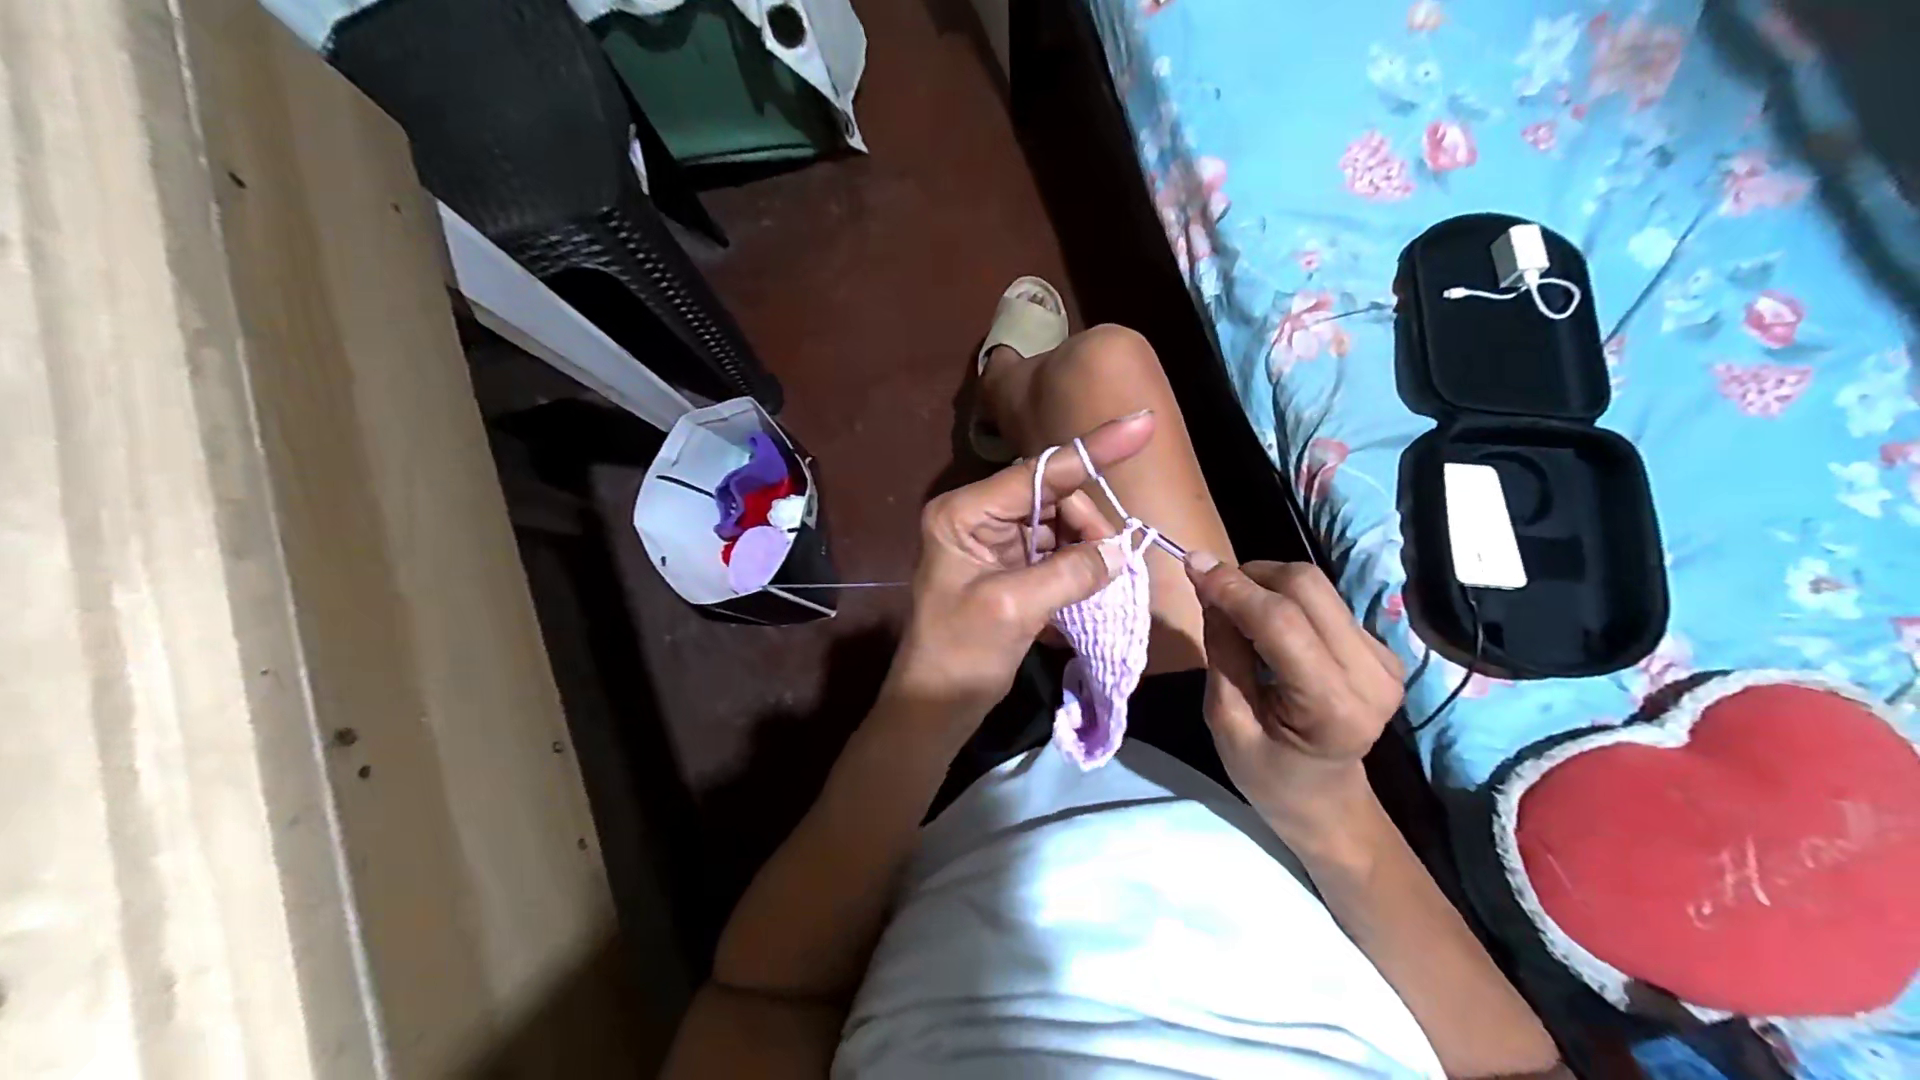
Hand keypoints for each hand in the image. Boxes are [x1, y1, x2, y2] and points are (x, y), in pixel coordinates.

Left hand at [883, 412, 1154, 719]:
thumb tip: (1119, 550)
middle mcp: (979, 517)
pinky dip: (1079, 565)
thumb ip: (1069, 571)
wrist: (935, 704)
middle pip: (1054, 497)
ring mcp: (995, 543)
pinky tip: (1091, 587)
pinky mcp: (1009, 568)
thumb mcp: (1013, 607)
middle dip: (1089, 524)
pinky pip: (1057, 552)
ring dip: (1087, 548)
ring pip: (1060, 525)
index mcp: (964, 513)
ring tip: (1101, 581)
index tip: (1142, 423)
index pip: (1038, 471)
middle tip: (1114, 562)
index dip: (1092, 450)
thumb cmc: (959, 654)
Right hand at [1184, 558, 1403, 840]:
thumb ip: (1222, 648)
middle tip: (1213, 589)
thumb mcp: (1225, 719)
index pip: (1281, 622)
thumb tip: (1207, 582)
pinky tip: (1266, 623)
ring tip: (1237, 608)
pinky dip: (1284, 598)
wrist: (1325, 798)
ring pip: (1316, 586)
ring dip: (1266, 583)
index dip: (1233, 587)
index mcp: (1332, 706)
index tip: (1191, 564)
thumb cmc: (1267, 772)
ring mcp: (1382, 658)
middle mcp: (1370, 674)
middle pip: (1307, 587)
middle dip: (1250, 576)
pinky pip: (1324, 600)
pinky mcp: (1380, 647)